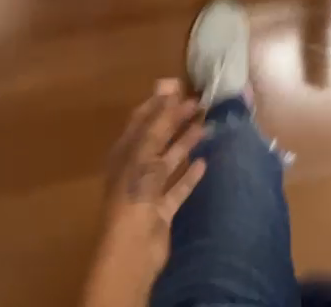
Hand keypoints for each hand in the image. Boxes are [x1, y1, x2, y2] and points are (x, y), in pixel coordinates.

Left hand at [81, 79, 207, 306]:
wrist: (134, 244)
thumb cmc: (135, 189)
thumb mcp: (145, 149)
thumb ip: (159, 120)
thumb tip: (169, 87)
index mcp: (125, 150)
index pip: (142, 119)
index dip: (159, 102)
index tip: (181, 86)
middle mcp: (135, 167)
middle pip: (157, 137)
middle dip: (176, 119)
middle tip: (200, 103)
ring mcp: (149, 189)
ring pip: (169, 160)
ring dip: (185, 142)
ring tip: (206, 125)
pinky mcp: (163, 209)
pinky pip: (178, 187)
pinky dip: (190, 175)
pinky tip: (204, 162)